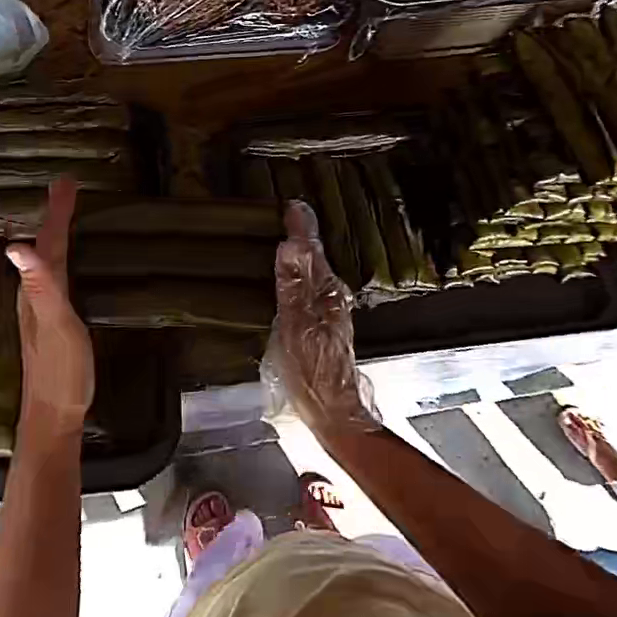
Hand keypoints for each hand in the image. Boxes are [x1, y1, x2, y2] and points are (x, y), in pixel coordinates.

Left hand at [7, 176, 93, 438]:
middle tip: (66, 189)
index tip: (67, 181)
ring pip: (49, 261)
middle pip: (46, 246)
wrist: (55, 414)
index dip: (57, 212)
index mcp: (38, 291)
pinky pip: (57, 278)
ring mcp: (42, 310)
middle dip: (55, 216)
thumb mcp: (56, 326)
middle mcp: (35, 295)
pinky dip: (63, 259)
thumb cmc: (61, 371)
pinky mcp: (53, 322)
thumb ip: (41, 287)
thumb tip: (17, 246)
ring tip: (66, 215)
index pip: (49, 242)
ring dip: (57, 234)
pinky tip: (69, 265)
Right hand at [265, 200, 374, 440]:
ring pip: (313, 274)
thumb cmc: (311, 371)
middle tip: (284, 215)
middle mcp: (331, 297)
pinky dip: (299, 277)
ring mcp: (329, 313)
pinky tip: (287, 282)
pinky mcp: (323, 328)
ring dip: (300, 256)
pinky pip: (309, 290)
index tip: (292, 204)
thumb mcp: (295, 326)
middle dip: (301, 236)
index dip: (300, 226)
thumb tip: (291, 244)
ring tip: (283, 241)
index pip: (311, 248)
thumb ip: (292, 285)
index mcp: (325, 291)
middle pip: (314, 258)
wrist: (333, 412)